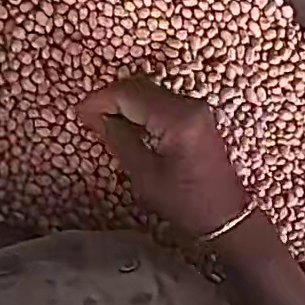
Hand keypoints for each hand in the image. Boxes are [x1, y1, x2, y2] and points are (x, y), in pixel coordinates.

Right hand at [76, 77, 249, 237]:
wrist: (225, 216)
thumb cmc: (185, 202)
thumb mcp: (145, 175)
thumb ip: (120, 139)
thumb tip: (96, 118)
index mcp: (177, 119)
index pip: (129, 94)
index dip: (99, 100)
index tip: (79, 113)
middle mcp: (189, 105)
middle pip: (140, 87)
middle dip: (110, 98)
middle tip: (87, 116)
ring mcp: (196, 108)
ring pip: (150, 92)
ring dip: (124, 102)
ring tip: (101, 121)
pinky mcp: (197, 116)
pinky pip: (161, 101)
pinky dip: (140, 108)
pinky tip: (125, 123)